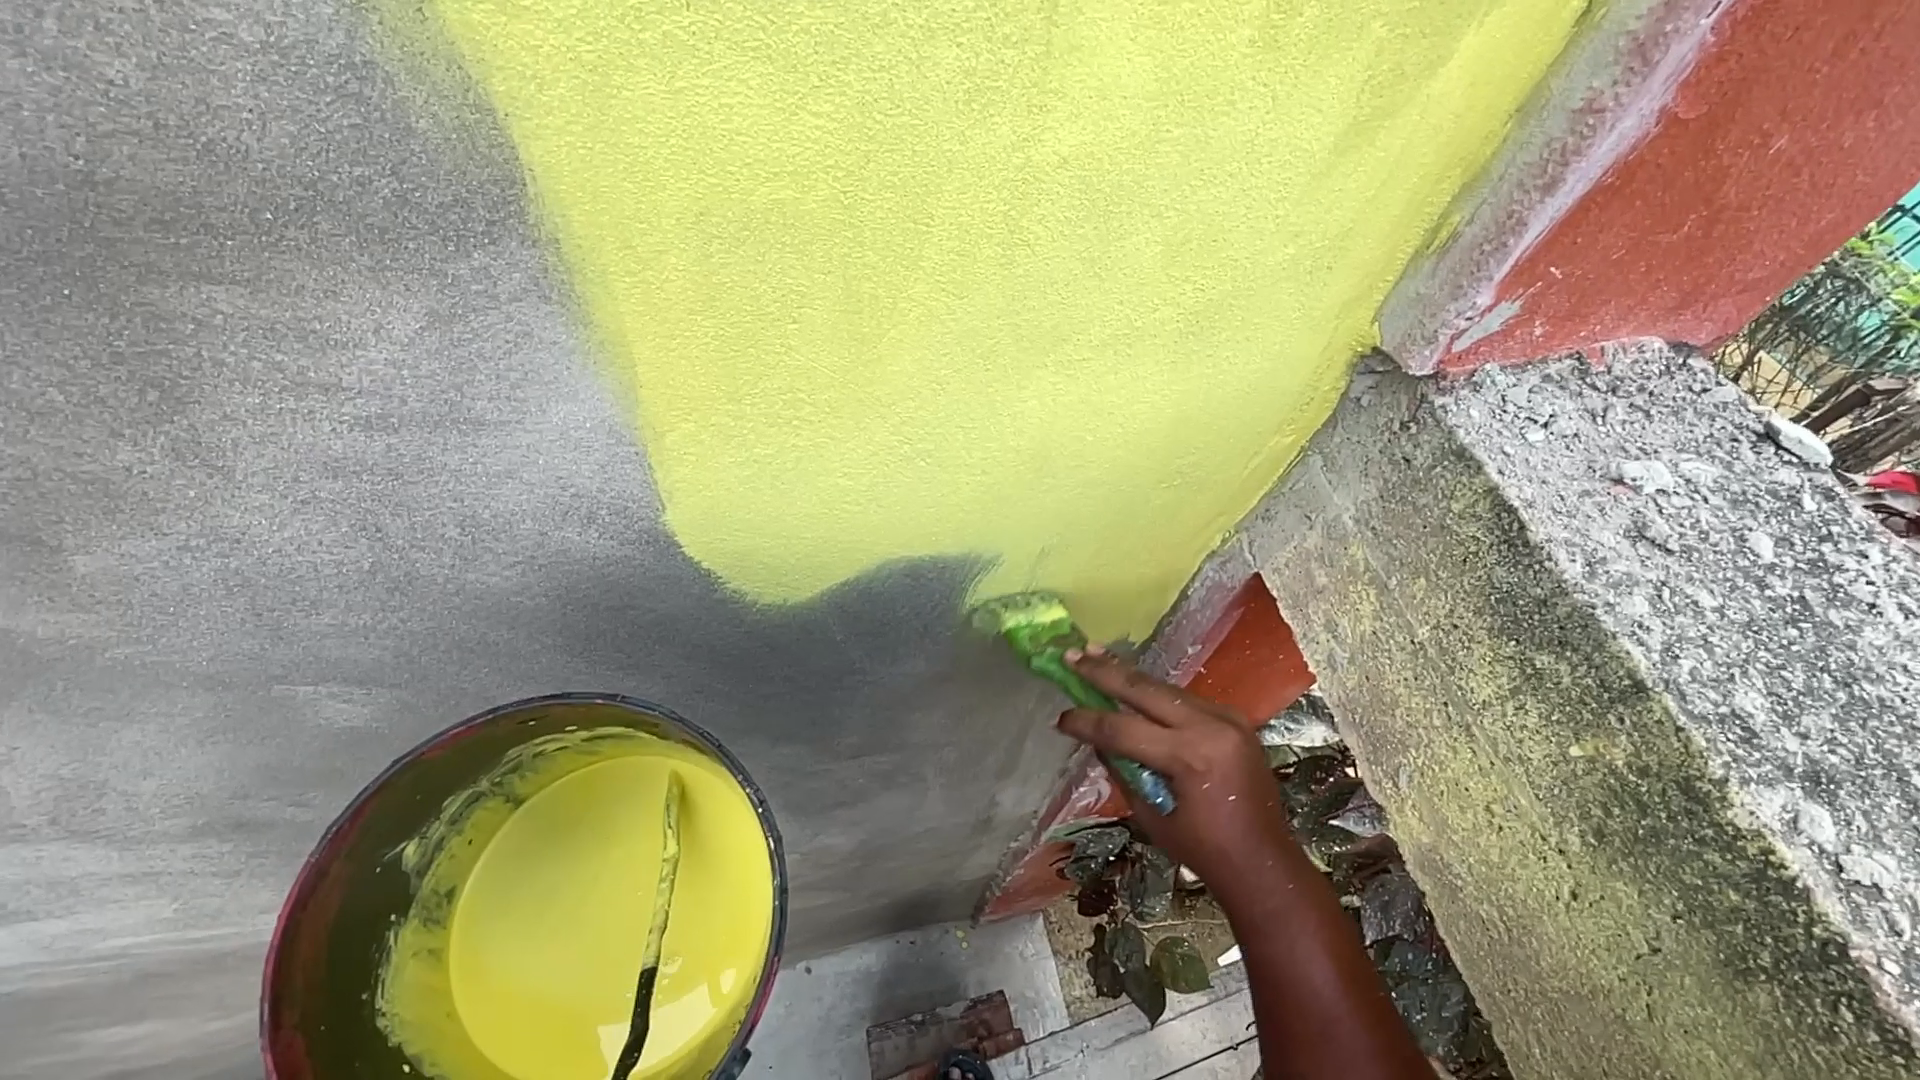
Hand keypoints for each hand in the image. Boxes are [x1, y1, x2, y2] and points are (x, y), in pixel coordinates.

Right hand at [1055, 646, 1292, 903]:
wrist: (1264, 862)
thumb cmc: (1203, 851)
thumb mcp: (1150, 815)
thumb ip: (1123, 771)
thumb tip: (1097, 740)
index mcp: (1190, 756)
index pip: (1122, 729)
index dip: (1086, 722)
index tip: (1059, 718)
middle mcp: (1211, 726)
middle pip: (1144, 690)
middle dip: (1104, 672)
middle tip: (1072, 655)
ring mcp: (1227, 718)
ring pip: (1165, 689)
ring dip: (1129, 676)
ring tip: (1095, 656)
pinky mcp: (1235, 719)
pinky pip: (1186, 700)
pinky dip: (1155, 694)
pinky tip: (1132, 685)